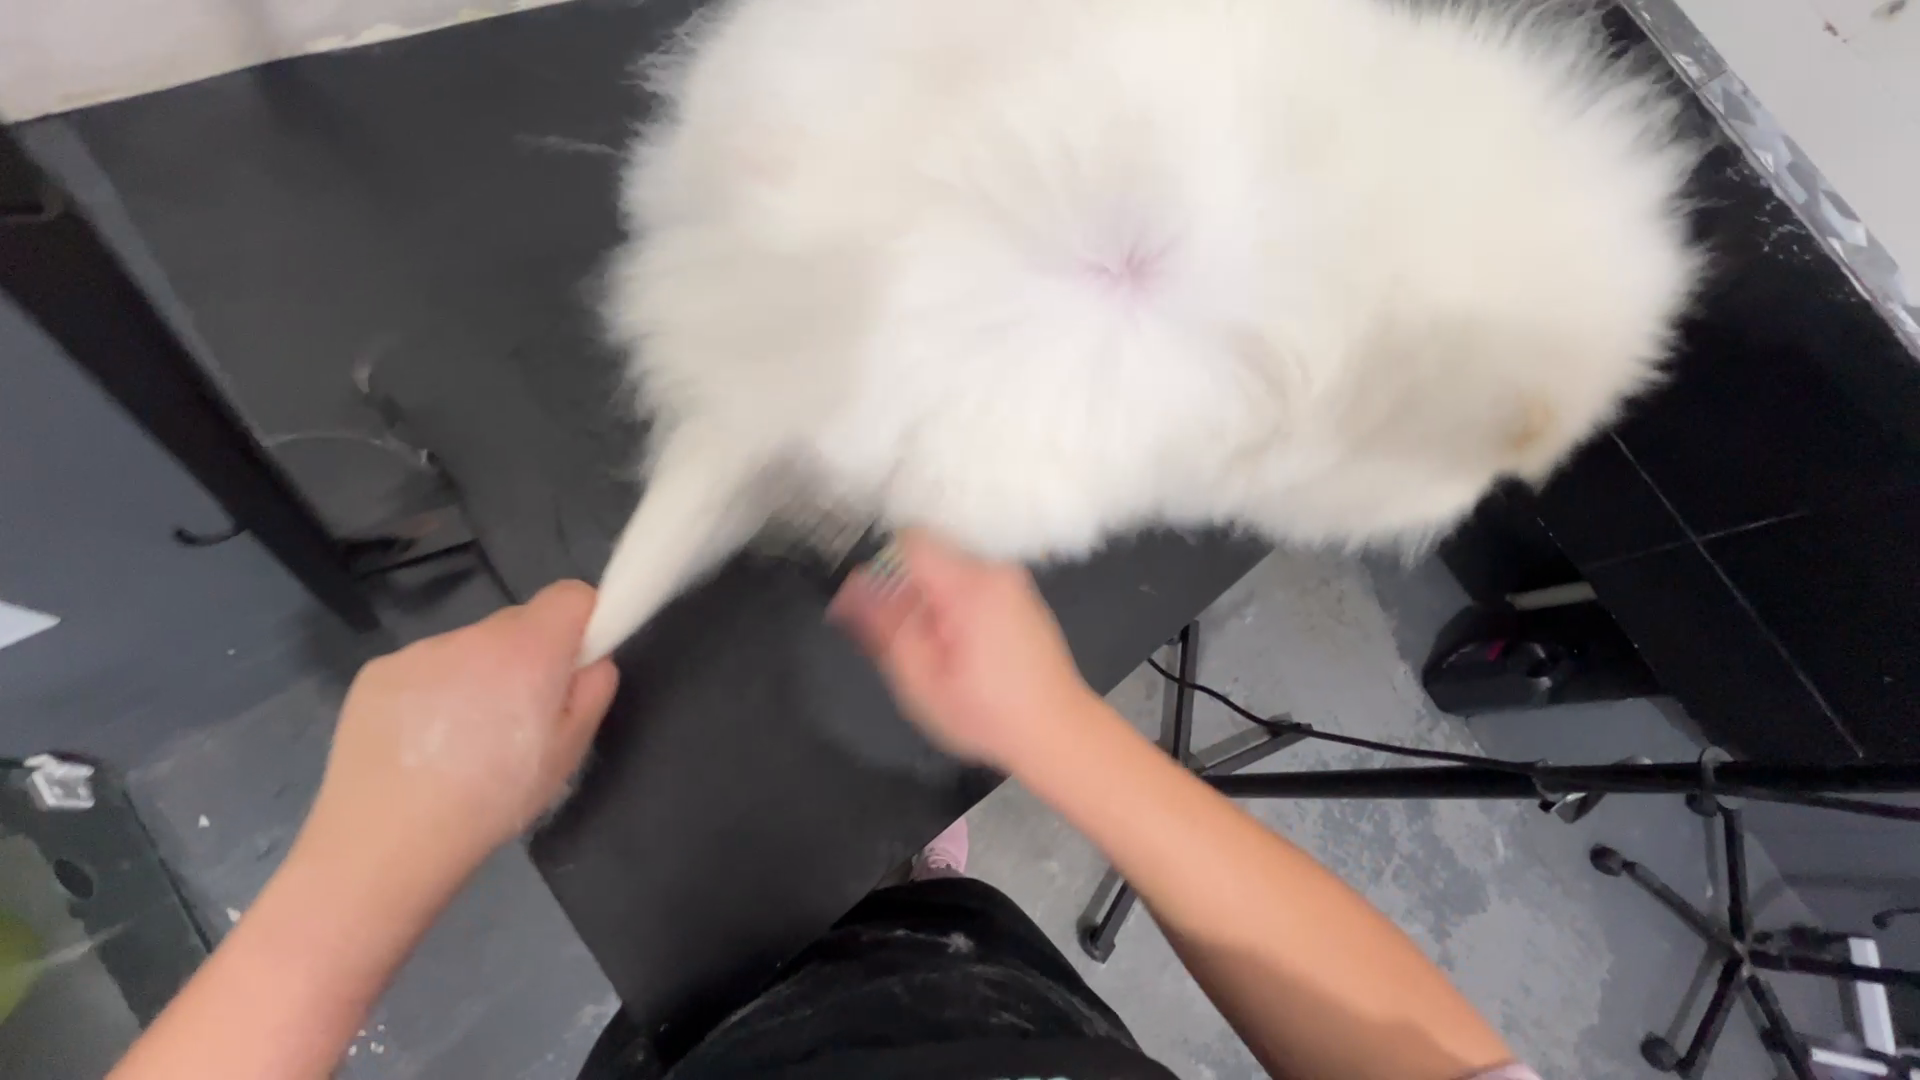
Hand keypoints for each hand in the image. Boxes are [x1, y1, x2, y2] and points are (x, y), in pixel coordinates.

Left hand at [298, 582, 619, 897]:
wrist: (383, 846)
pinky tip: (427, 741)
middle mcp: (474, 635)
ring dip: (484, 674)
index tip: (577, 664)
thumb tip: (592, 658)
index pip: (571, 594)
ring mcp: (419, 651)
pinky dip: (439, 690)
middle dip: (533, 655)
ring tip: (468, 737)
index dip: (585, 622)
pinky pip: (429, 667)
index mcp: (529, 649)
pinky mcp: (376, 673)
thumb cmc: (495, 798)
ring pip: (473, 647)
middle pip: (521, 622)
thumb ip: (595, 687)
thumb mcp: (571, 749)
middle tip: (524, 714)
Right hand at [829, 530, 1096, 768]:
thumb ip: (885, 626)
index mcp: (969, 585)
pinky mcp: (1019, 596)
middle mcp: (994, 570)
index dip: (882, 571)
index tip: (878, 611)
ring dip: (931, 604)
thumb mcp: (921, 679)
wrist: (1058, 731)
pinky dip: (955, 610)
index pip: (909, 541)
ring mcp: (1012, 581)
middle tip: (910, 647)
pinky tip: (964, 654)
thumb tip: (851, 588)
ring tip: (939, 655)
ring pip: (948, 573)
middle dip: (907, 594)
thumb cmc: (989, 714)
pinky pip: (971, 586)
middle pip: (929, 557)